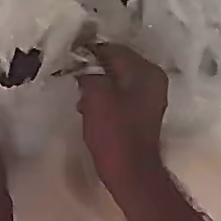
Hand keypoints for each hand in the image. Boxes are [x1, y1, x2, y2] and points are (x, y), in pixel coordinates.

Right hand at [77, 43, 169, 196]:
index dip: (89, 51)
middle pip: (117, 62)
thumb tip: (82, 66)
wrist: (130, 171)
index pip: (114, 48)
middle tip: (70, 73)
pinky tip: (88, 106)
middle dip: (93, 67)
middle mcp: (152, 79)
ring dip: (97, 83)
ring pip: (117, 79)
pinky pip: (120, 94)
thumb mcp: (96, 97)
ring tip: (78, 93)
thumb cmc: (114, 133)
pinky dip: (104, 96)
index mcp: (145, 71)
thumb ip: (89, 74)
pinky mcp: (142, 112)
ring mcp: (149, 96)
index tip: (68, 56)